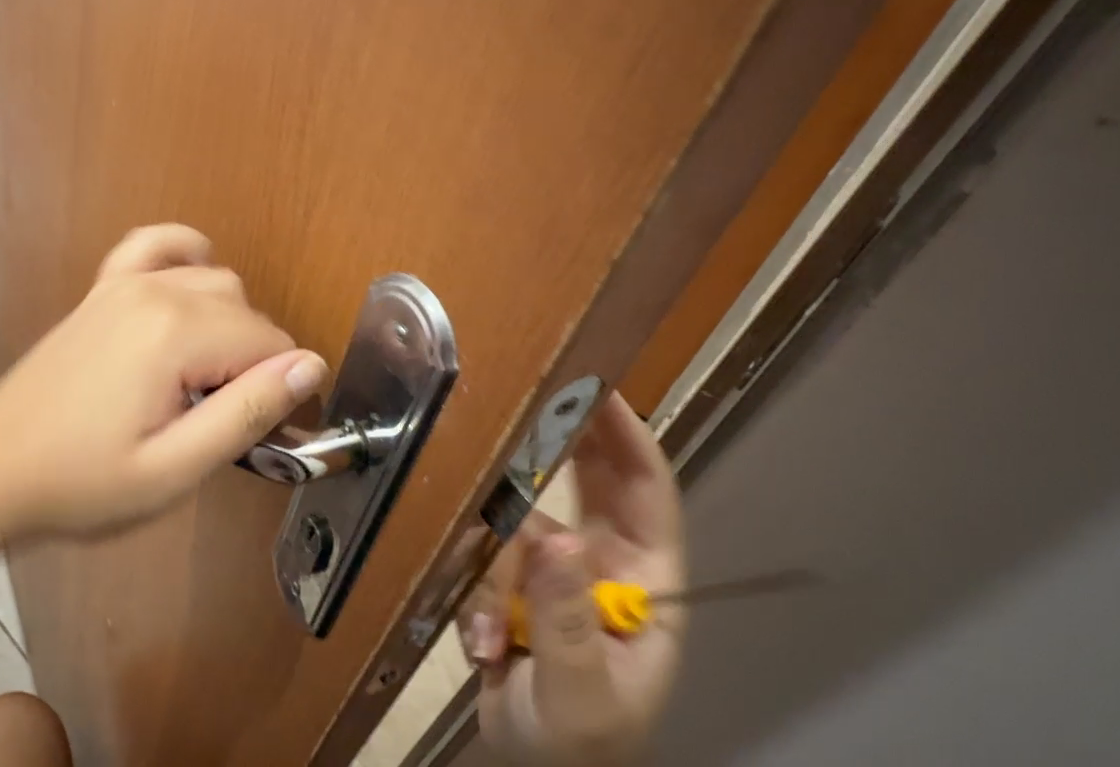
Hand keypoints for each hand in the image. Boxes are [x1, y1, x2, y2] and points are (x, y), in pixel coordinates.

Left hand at [0, 224, 328, 537]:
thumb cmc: (79, 482)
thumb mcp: (173, 469)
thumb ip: (246, 412)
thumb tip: (308, 368)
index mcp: (174, 335)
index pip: (270, 343)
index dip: (276, 390)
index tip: (258, 431)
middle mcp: (154, 293)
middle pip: (246, 311)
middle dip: (252, 362)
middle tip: (221, 418)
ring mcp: (124, 284)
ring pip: (215, 280)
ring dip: (226, 325)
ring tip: (199, 383)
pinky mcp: (102, 290)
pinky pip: (155, 246)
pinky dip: (185, 254)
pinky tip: (193, 277)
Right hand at [460, 392, 683, 764]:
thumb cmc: (579, 746)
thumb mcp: (580, 693)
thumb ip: (565, 618)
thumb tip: (554, 535)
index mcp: (646, 585)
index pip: (648, 495)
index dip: (628, 438)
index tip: (599, 388)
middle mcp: (603, 563)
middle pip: (589, 485)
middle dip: (560, 449)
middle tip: (529, 398)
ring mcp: (553, 572)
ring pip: (516, 526)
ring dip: (493, 574)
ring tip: (487, 635)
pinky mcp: (510, 585)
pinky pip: (483, 560)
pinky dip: (472, 597)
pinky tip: (478, 647)